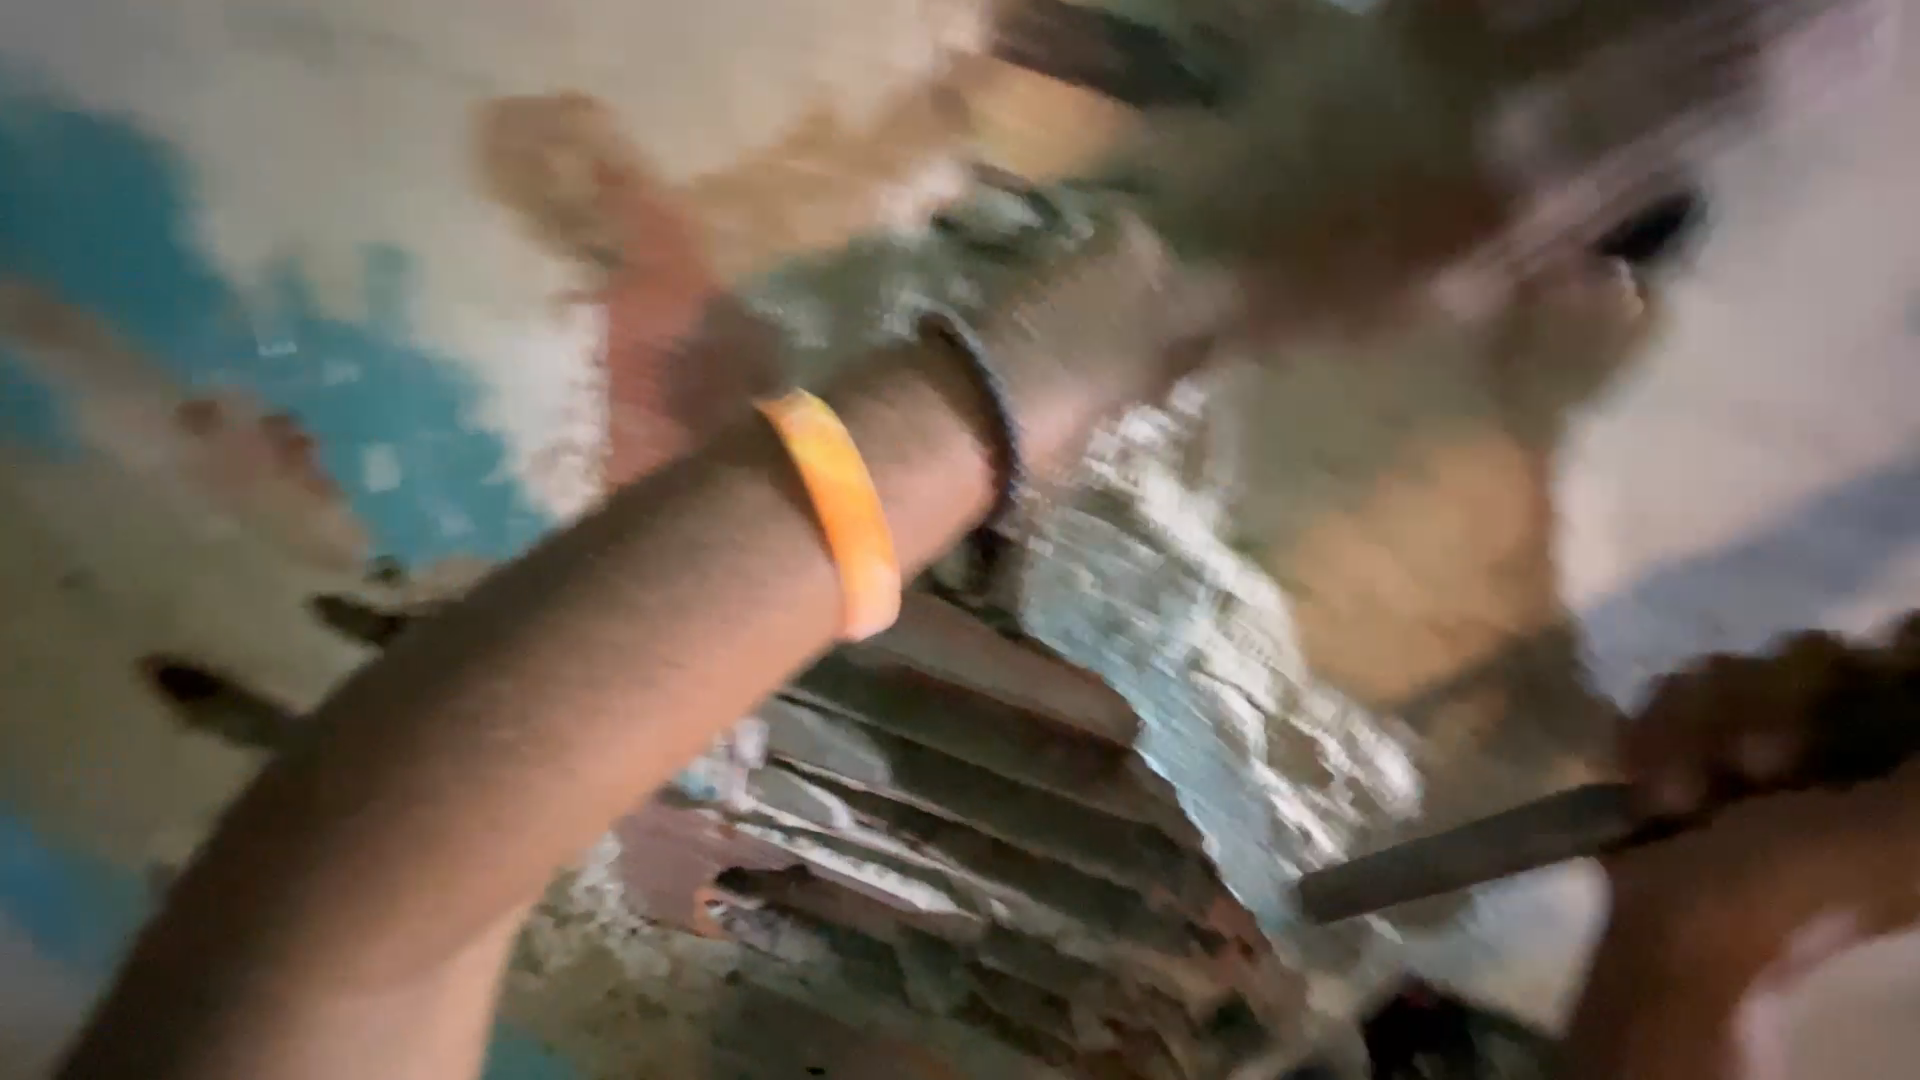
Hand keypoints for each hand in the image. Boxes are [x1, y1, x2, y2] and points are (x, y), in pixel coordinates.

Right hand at [1607, 624, 1919, 988]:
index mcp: (1909, 751)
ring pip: (1725, 668)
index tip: (1845, 693)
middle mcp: (1845, 729)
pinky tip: (1654, 784)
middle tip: (1758, 771)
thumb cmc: (1800, 882)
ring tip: (1688, 794)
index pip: (1904, 649)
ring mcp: (1754, 729)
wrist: (1677, 920)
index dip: (1883, 654)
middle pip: (1809, 652)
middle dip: (1764, 712)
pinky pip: (1663, 692)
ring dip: (1695, 734)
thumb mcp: (1905, 829)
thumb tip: (1909, 642)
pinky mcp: (1682, 733)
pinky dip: (1651, 739)